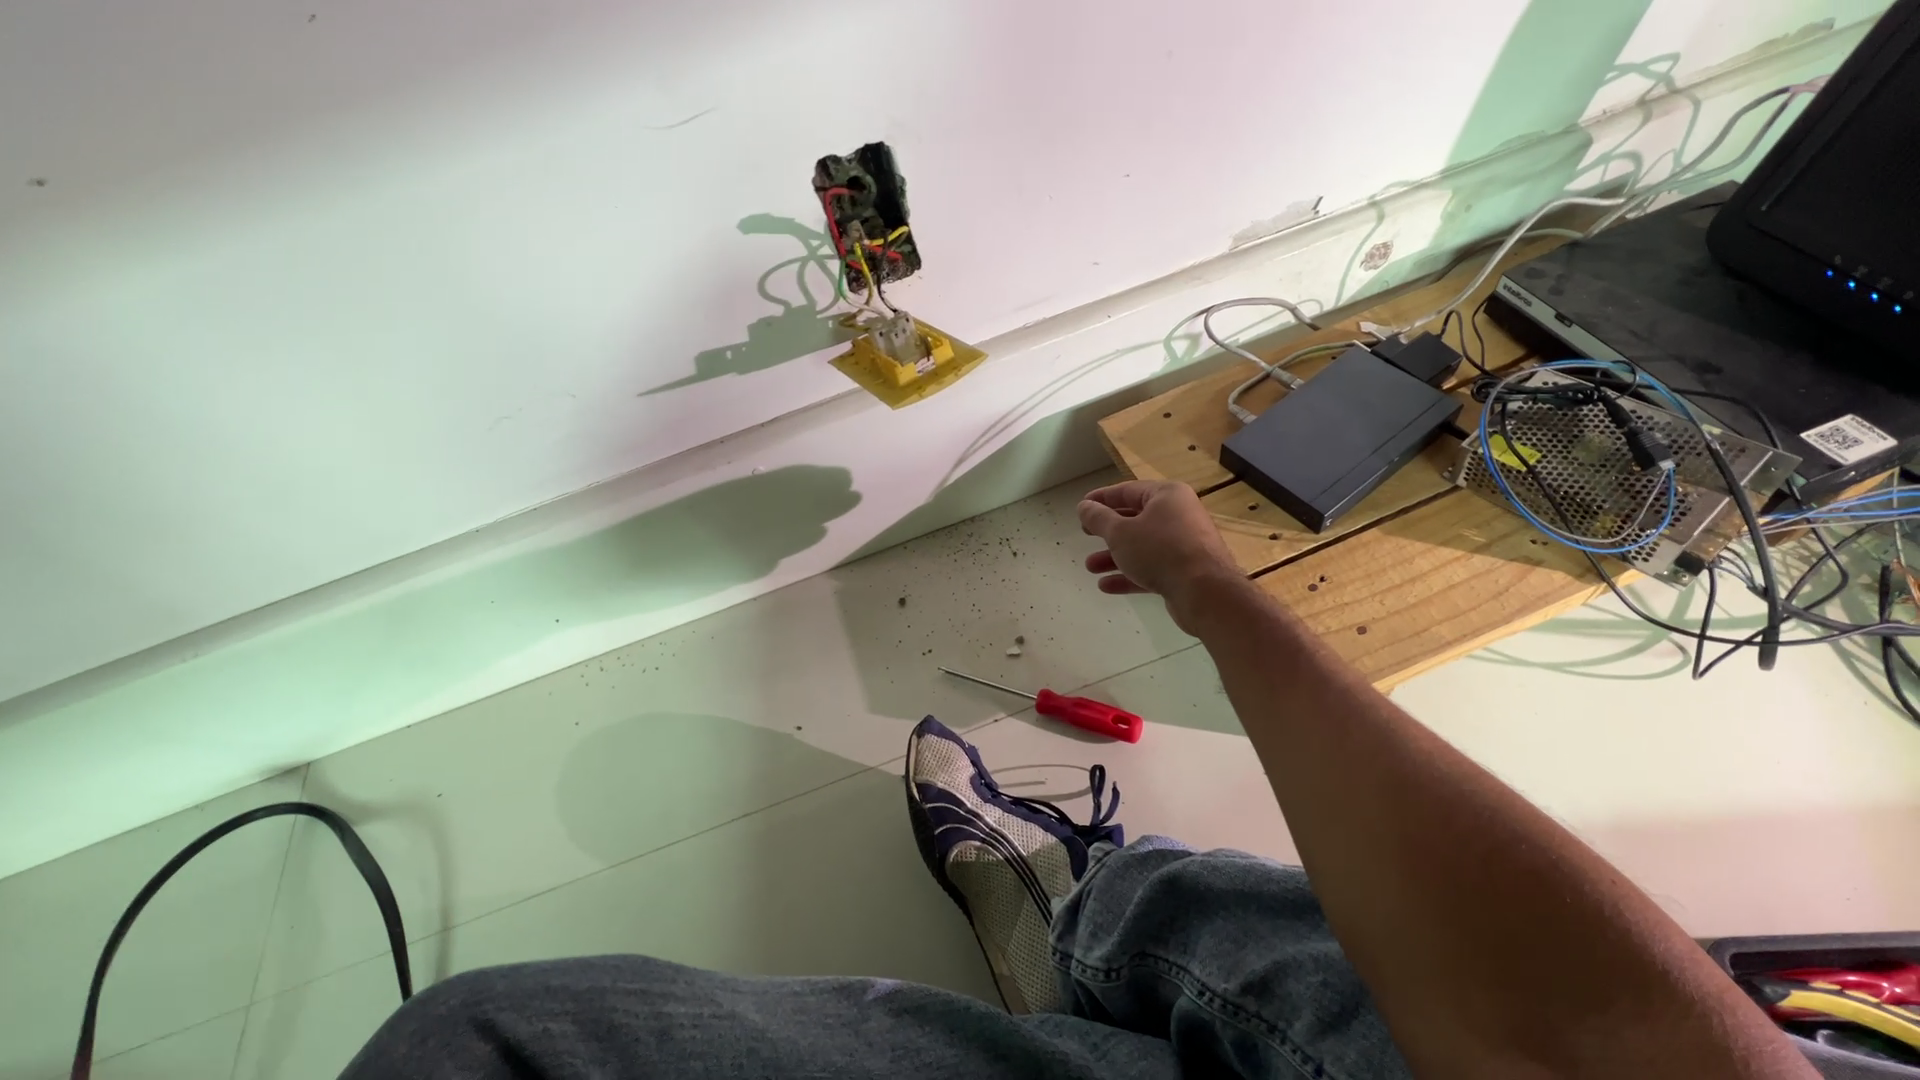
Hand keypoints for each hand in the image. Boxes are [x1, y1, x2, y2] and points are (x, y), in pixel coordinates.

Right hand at [1078, 480, 1241, 629]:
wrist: (1205, 592)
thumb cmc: (1160, 551)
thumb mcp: (1120, 532)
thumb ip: (1098, 519)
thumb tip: (1084, 506)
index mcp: (1167, 495)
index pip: (1127, 491)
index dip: (1101, 499)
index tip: (1081, 507)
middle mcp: (1179, 515)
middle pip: (1136, 519)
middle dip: (1107, 532)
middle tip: (1085, 535)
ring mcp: (1184, 544)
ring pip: (1142, 547)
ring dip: (1114, 556)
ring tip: (1091, 567)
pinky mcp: (1185, 571)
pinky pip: (1153, 568)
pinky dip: (1130, 574)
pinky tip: (1106, 586)